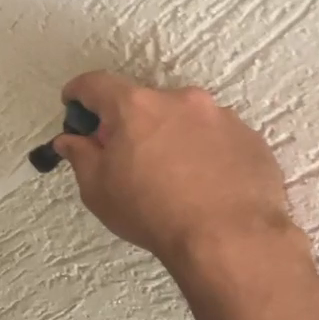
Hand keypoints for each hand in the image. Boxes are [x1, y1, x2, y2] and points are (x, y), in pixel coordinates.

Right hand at [53, 71, 305, 274]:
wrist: (228, 235)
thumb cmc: (151, 211)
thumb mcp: (97, 188)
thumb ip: (80, 155)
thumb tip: (71, 140)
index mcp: (136, 107)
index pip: (96, 84)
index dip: (78, 93)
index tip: (73, 107)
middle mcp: (180, 100)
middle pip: (142, 102)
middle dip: (125, 123)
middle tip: (120, 156)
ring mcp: (220, 115)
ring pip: (179, 117)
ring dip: (164, 135)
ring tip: (164, 175)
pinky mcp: (248, 136)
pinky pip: (211, 135)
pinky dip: (197, 149)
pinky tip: (195, 182)